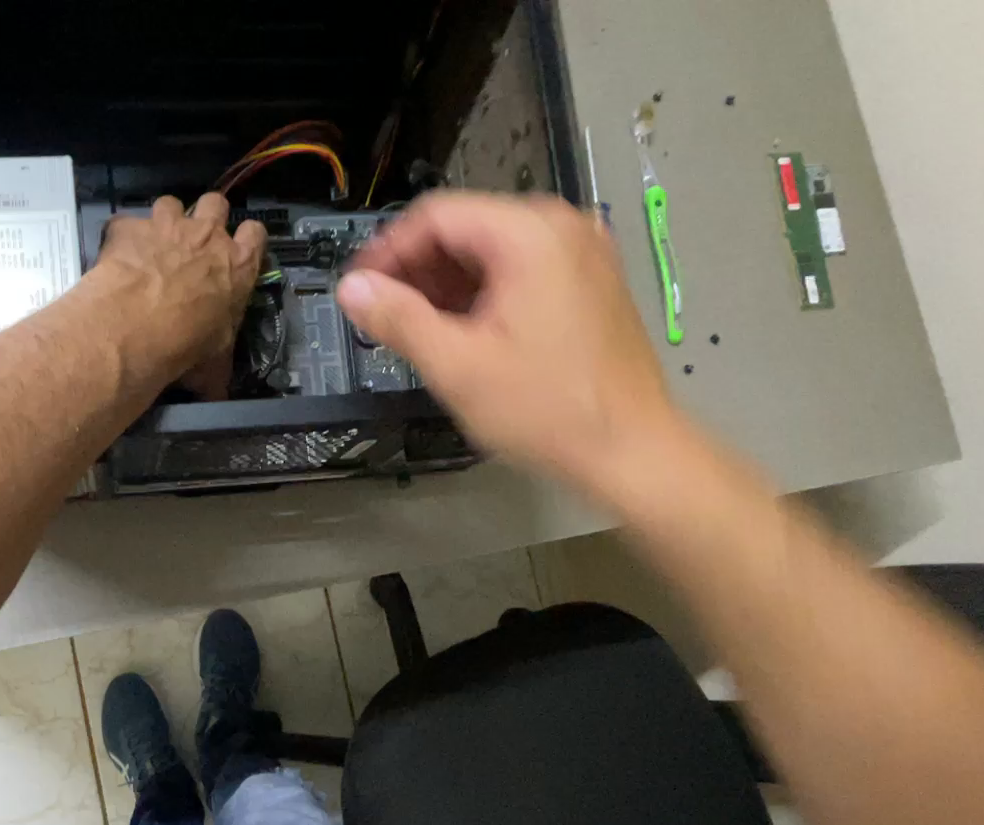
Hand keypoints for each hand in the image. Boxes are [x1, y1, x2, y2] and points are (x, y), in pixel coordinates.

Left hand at [92, 192, 265, 400]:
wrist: (138, 326)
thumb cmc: (189, 346)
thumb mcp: (214, 365)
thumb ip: (218, 373)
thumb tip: (217, 397)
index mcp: (238, 265)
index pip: (256, 235)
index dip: (247, 240)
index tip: (238, 252)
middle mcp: (206, 236)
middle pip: (216, 203)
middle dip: (207, 216)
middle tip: (195, 243)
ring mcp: (166, 226)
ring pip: (171, 204)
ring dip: (165, 221)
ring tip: (154, 247)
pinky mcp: (128, 228)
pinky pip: (126, 223)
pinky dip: (122, 238)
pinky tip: (117, 259)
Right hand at [337, 192, 686, 497]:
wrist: (631, 450)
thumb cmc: (548, 411)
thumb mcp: (457, 366)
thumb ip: (398, 319)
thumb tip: (352, 289)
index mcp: (531, 235)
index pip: (436, 215)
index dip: (387, 251)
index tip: (360, 289)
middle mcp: (562, 230)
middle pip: (465, 230)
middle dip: (416, 271)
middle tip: (383, 316)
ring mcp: (581, 255)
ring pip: (490, 253)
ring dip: (446, 286)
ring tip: (417, 332)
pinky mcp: (588, 284)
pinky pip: (519, 272)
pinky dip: (481, 296)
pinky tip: (461, 335)